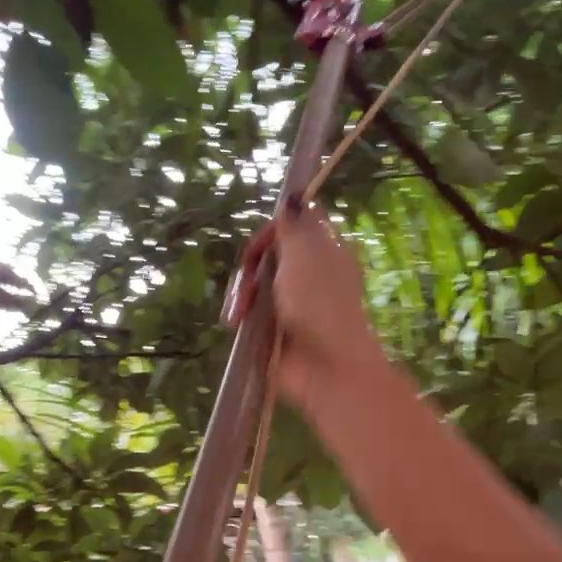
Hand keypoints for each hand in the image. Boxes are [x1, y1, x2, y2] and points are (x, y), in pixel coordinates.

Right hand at [246, 203, 381, 407]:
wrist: (324, 365)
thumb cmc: (319, 305)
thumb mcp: (306, 254)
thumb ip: (294, 225)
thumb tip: (293, 197)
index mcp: (324, 250)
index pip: (294, 224)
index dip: (273, 228)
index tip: (262, 242)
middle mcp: (307, 274)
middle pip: (268, 254)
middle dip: (252, 264)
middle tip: (249, 279)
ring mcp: (288, 303)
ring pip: (254, 283)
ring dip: (243, 292)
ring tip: (241, 310)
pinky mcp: (272, 328)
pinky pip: (249, 311)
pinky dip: (241, 313)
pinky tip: (237, 322)